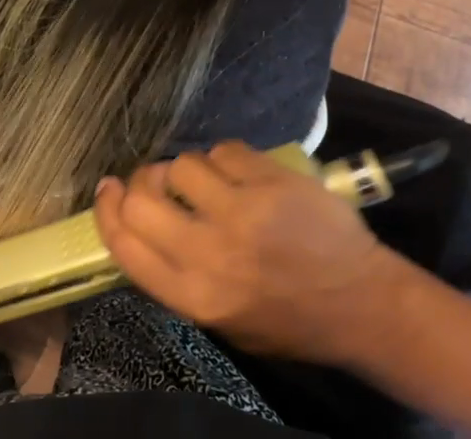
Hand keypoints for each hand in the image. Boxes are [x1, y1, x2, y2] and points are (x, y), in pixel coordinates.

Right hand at [93, 141, 405, 363]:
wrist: (363, 304)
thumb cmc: (288, 320)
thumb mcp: (220, 320)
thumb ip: (174, 278)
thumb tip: (135, 226)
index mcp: (194, 297)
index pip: (125, 245)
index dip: (107, 210)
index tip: (107, 191)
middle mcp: (210, 254)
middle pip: (142, 200)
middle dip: (140, 181)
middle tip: (153, 181)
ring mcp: (243, 214)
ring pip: (183, 165)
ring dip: (189, 170)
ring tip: (211, 182)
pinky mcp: (272, 183)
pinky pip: (225, 151)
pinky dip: (227, 159)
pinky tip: (242, 175)